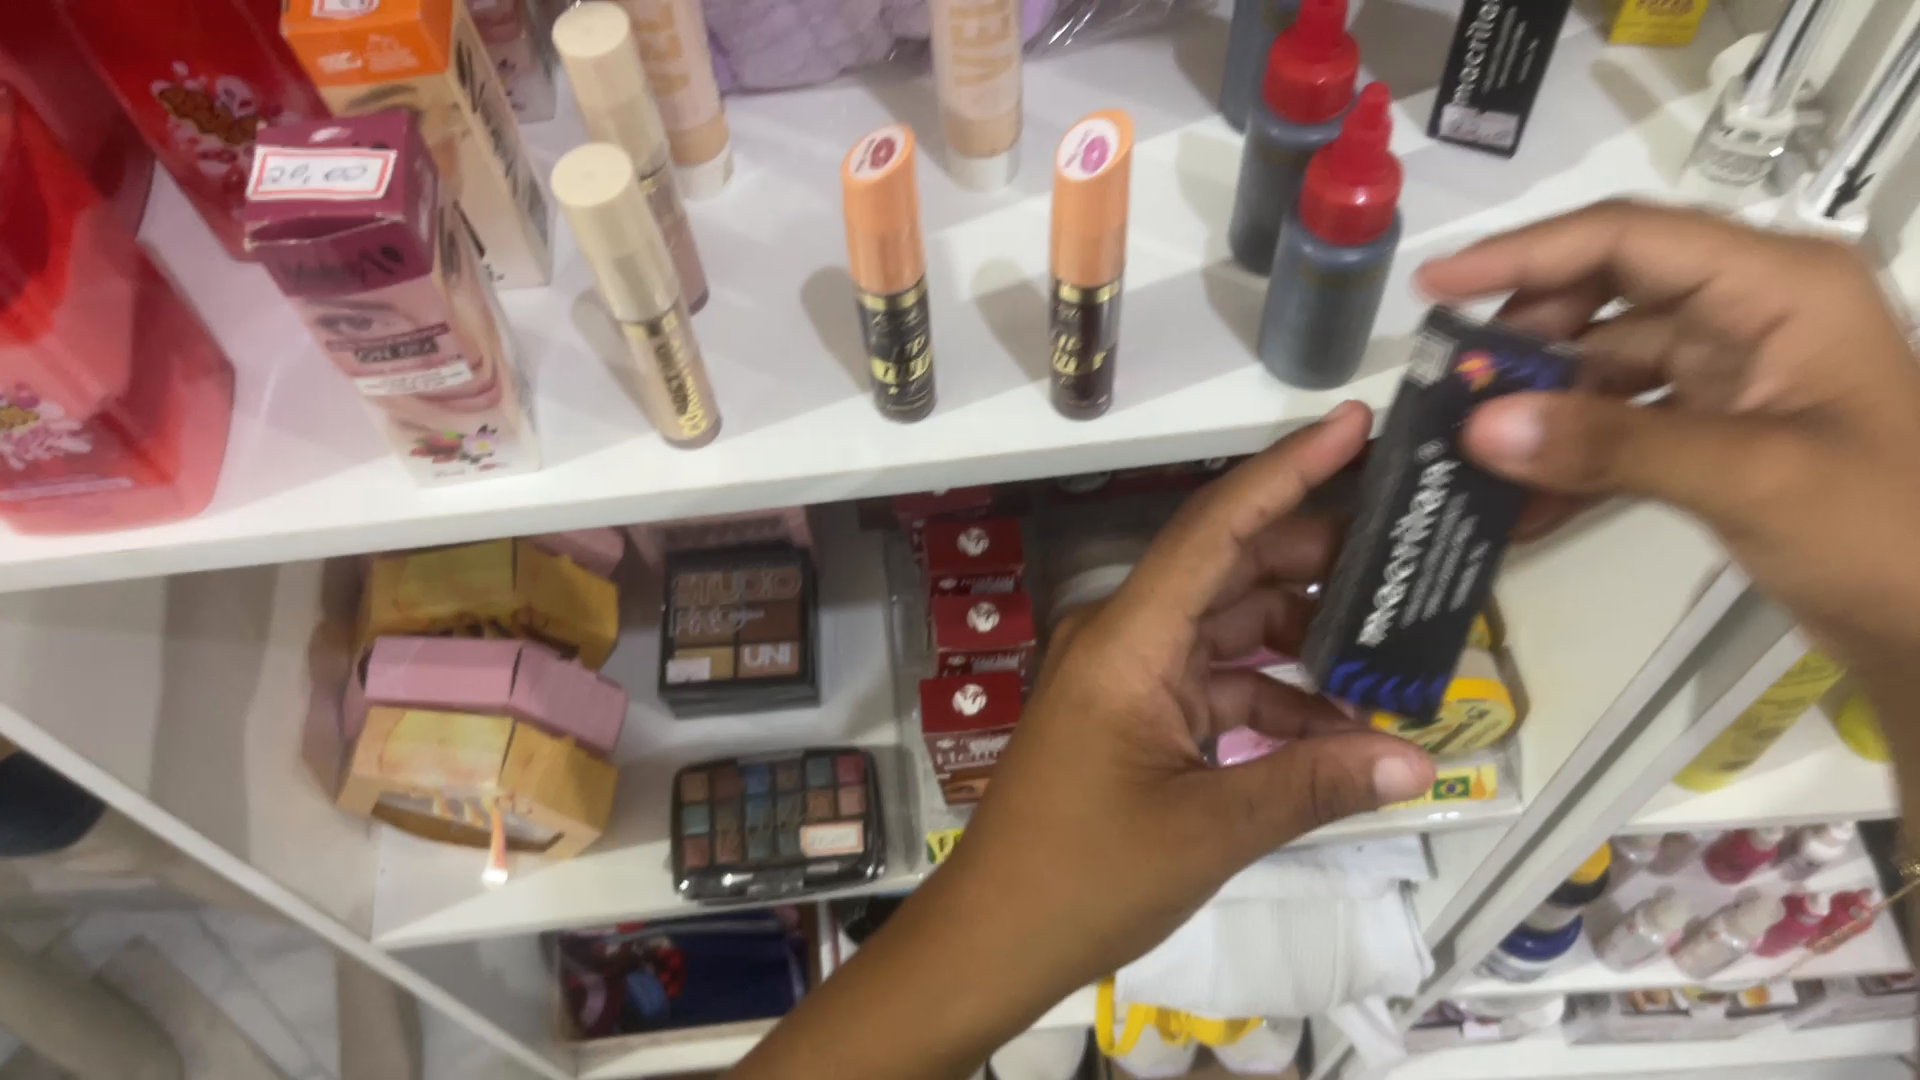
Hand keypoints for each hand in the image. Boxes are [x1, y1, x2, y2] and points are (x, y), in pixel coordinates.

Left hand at [945, 401, 1436, 996]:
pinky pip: (1214, 682)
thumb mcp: (1208, 829)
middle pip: (1230, 571)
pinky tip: (1338, 727)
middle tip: (1412, 549)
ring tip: (1396, 642)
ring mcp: (1127, 674)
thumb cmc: (1085, 874)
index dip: (1283, 471)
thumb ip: (1312, 784)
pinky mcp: (1134, 712)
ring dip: (1303, 638)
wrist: (996, 930)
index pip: (1213, 529)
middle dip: (1318, 559)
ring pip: (1228, 628)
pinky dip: (1272, 697)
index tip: (1351, 425)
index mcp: (1128, 638)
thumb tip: (1418, 761)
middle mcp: (1125, 636)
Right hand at [1416, 200, 1919, 681]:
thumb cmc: (1896, 532)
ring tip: (1464, 448)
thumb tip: (1476, 427)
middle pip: (1597, 295)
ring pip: (1593, 362)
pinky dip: (1559, 460)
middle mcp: (1744, 314)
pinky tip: (1515, 508)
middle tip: (1448, 386)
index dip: (1517, 255)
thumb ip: (1610, 446)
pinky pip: (1606, 425)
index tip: (1429, 288)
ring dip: (1529, 405)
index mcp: (1776, 288)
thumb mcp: (1754, 478)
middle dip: (1515, 338)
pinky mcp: (1703, 427)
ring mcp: (1722, 372)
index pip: (1622, 241)